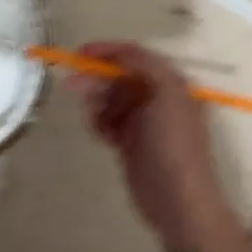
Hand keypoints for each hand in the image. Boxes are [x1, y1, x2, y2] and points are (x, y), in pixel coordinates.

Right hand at [69, 41, 229, 244]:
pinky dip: (100, 123)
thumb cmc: (174, 143)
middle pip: (118, 76)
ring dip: (97, 102)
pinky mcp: (129, 143)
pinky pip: (107, 122)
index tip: (80, 54)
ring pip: (110, 99)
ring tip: (95, 119)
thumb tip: (117, 54)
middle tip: (73, 86)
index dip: (108, 51)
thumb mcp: (165, 93)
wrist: (178, 200)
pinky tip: (101, 134)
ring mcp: (142, 121)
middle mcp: (156, 97)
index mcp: (170, 82)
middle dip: (96, 78)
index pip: (135, 55)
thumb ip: (142, 65)